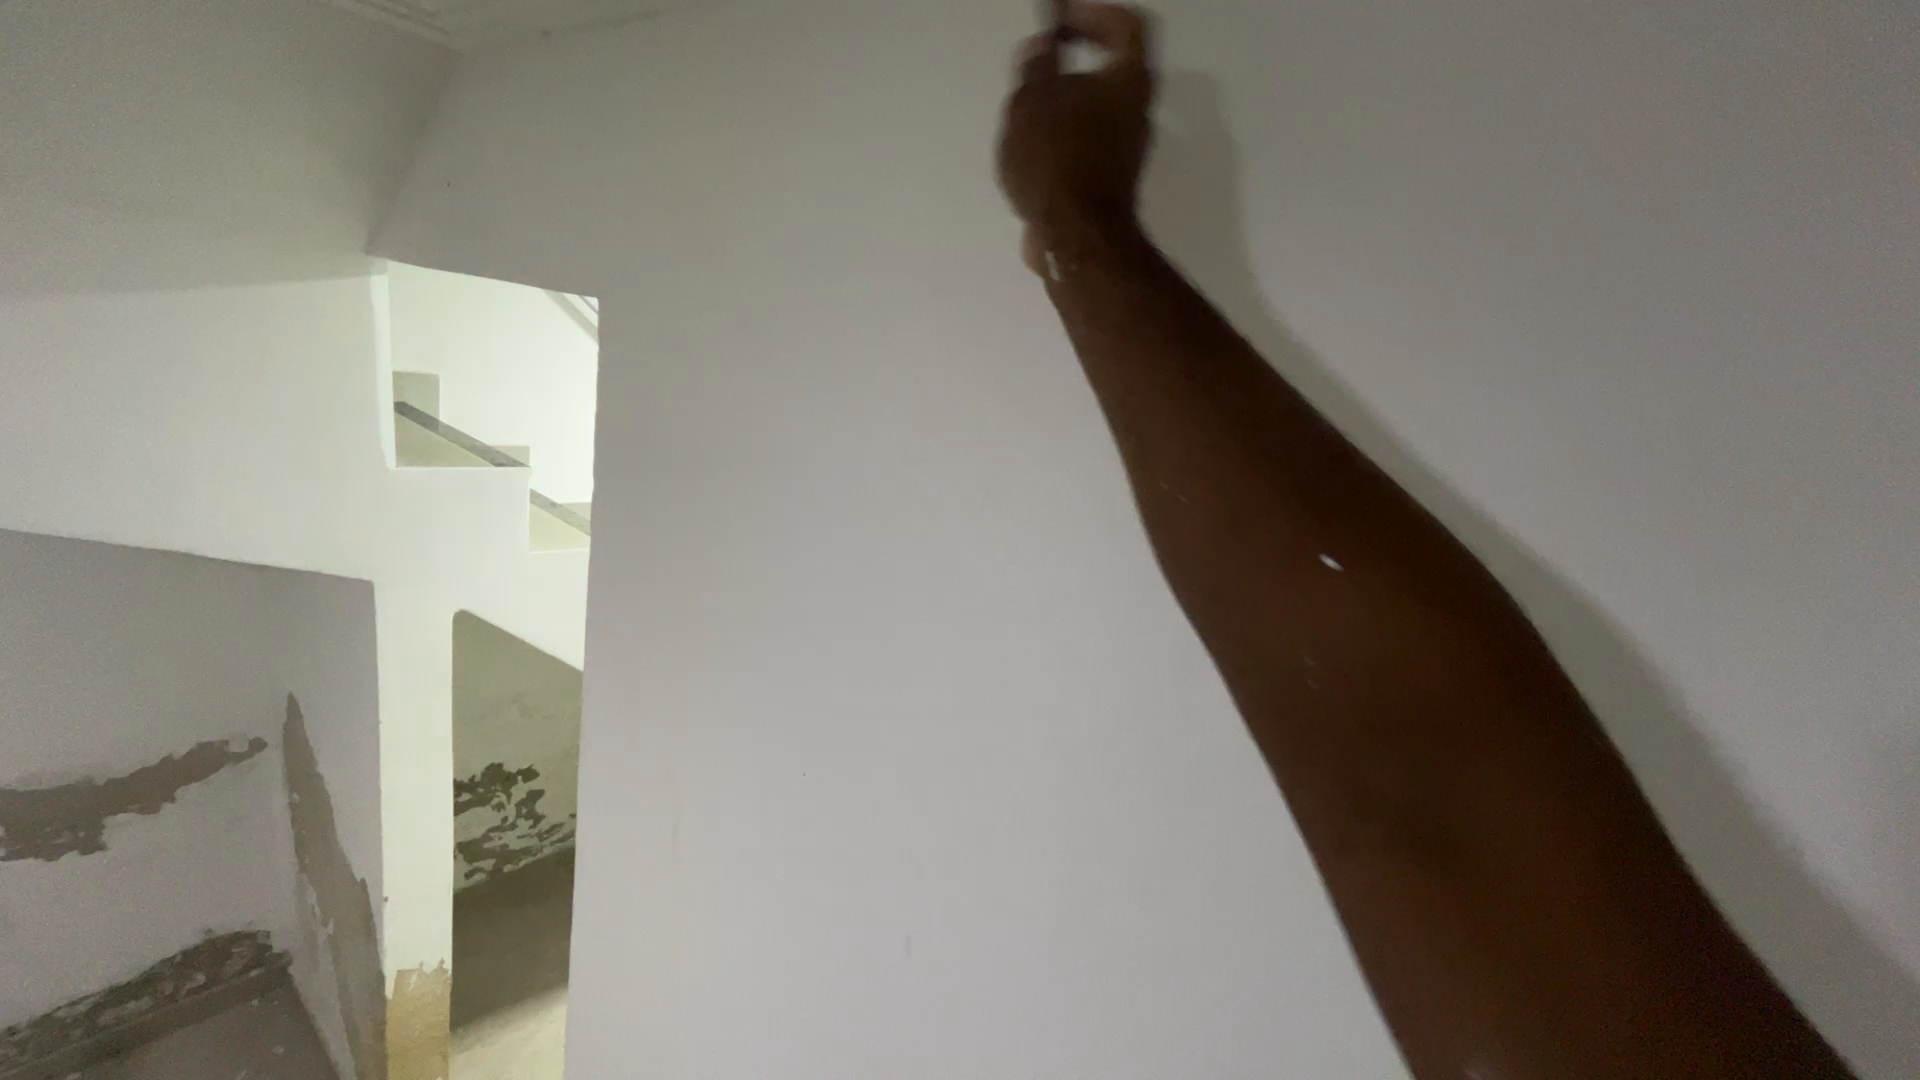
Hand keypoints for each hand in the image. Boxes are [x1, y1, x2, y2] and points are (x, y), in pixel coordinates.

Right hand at [997, 1, 1155, 273]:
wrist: (1074, 239)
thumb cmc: (1056, 160)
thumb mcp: (1031, 100)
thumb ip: (1035, 67)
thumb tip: (1039, 52)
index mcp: (1128, 81)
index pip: (1124, 26)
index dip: (1091, 15)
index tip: (1059, 20)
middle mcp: (1137, 116)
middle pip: (1105, 77)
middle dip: (1066, 72)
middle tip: (1034, 74)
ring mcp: (1124, 157)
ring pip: (1088, 121)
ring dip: (1056, 118)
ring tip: (1020, 126)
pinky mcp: (1106, 191)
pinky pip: (1079, 157)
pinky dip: (1055, 153)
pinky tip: (1025, 166)